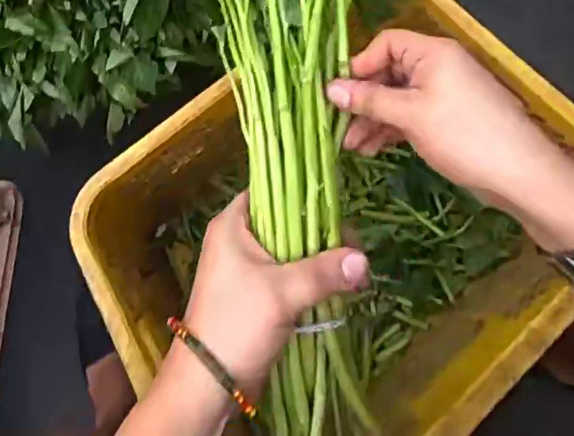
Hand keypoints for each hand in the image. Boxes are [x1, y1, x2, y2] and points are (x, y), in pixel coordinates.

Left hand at [181, 193, 368, 386]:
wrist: (208, 382)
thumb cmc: (237, 322)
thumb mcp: (282, 293)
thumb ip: (322, 272)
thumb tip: (365, 258)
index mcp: (232, 222)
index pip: (270, 191)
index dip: (302, 195)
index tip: (336, 208)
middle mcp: (236, 237)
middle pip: (283, 221)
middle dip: (316, 232)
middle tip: (351, 242)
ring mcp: (243, 265)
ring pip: (286, 249)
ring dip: (314, 257)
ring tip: (349, 263)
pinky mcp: (253, 291)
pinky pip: (285, 273)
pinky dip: (306, 277)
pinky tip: (333, 284)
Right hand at [326, 31, 573, 249]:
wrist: (525, 179)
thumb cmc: (465, 136)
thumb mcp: (410, 116)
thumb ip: (369, 100)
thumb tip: (329, 88)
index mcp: (432, 53)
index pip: (385, 43)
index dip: (360, 64)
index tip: (340, 91)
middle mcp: (438, 66)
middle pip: (388, 72)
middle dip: (362, 99)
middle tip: (339, 124)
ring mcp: (444, 93)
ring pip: (397, 97)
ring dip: (373, 119)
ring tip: (350, 145)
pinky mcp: (448, 118)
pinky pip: (410, 114)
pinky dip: (391, 128)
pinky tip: (372, 148)